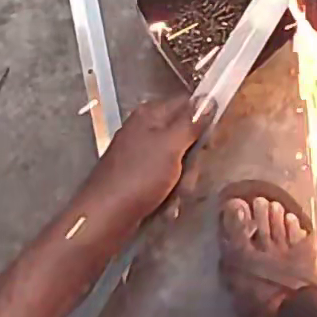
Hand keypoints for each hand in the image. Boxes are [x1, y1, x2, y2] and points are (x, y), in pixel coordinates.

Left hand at [77, 95, 201, 224]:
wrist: (105, 218)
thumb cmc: (139, 177)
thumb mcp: (171, 146)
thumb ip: (191, 122)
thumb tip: (209, 98)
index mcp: (150, 115)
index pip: (187, 104)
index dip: (203, 119)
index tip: (211, 139)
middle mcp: (145, 130)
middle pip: (185, 134)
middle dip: (193, 158)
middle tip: (188, 173)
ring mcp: (141, 154)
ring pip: (179, 160)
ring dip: (183, 179)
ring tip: (176, 193)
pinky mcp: (139, 176)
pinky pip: (166, 177)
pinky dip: (170, 190)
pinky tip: (167, 202)